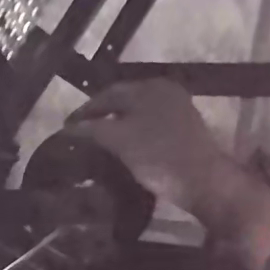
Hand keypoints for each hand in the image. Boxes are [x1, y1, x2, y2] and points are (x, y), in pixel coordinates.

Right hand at [67, 79, 269, 269]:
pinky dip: (130, 133)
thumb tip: (68, 127)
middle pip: (123, 101)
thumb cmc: (159, 156)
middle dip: (99, 116)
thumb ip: (92, 129)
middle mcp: (164, 92)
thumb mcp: (119, 140)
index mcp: (149, 87)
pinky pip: (148, 125)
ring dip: (115, 125)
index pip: (107, 94)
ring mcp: (176, 110)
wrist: (203, 181)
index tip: (66, 127)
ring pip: (136, 113)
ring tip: (96, 141)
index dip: (84, 111)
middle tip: (79, 134)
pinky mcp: (182, 130)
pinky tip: (121, 147)